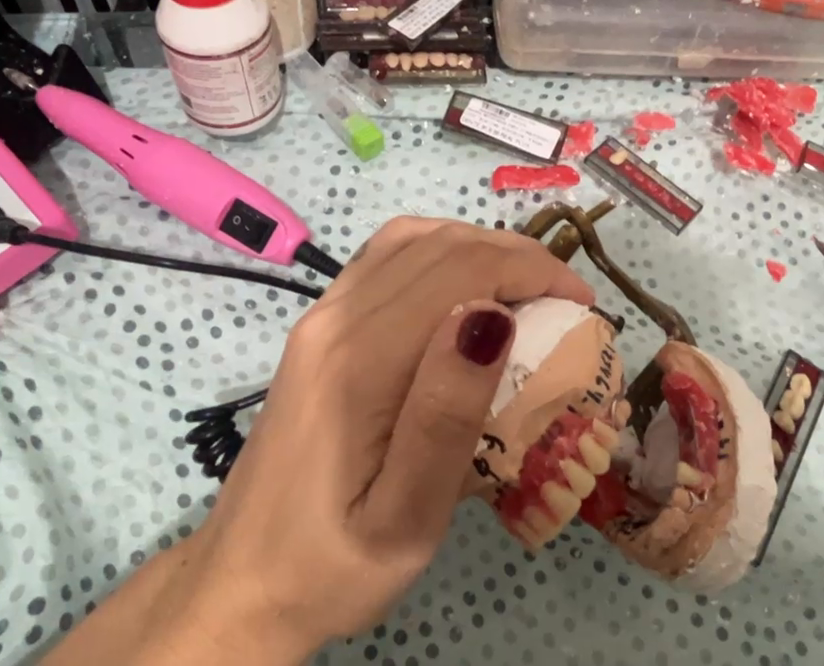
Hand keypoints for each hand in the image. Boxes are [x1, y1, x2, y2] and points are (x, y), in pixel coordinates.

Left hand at [130, 218, 595, 663]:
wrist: (241, 584)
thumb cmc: (334, 565)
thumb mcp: (404, 519)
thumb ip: (445, 416)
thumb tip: (491, 316)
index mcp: (359, 361)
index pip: (460, 270)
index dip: (531, 269)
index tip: (582, 303)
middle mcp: (335, 320)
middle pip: (439, 244)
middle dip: (516, 255)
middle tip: (567, 298)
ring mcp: (320, 318)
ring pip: (411, 240)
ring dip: (479, 247)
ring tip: (526, 289)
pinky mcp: (319, 329)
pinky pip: (386, 259)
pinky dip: (441, 253)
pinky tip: (466, 292)